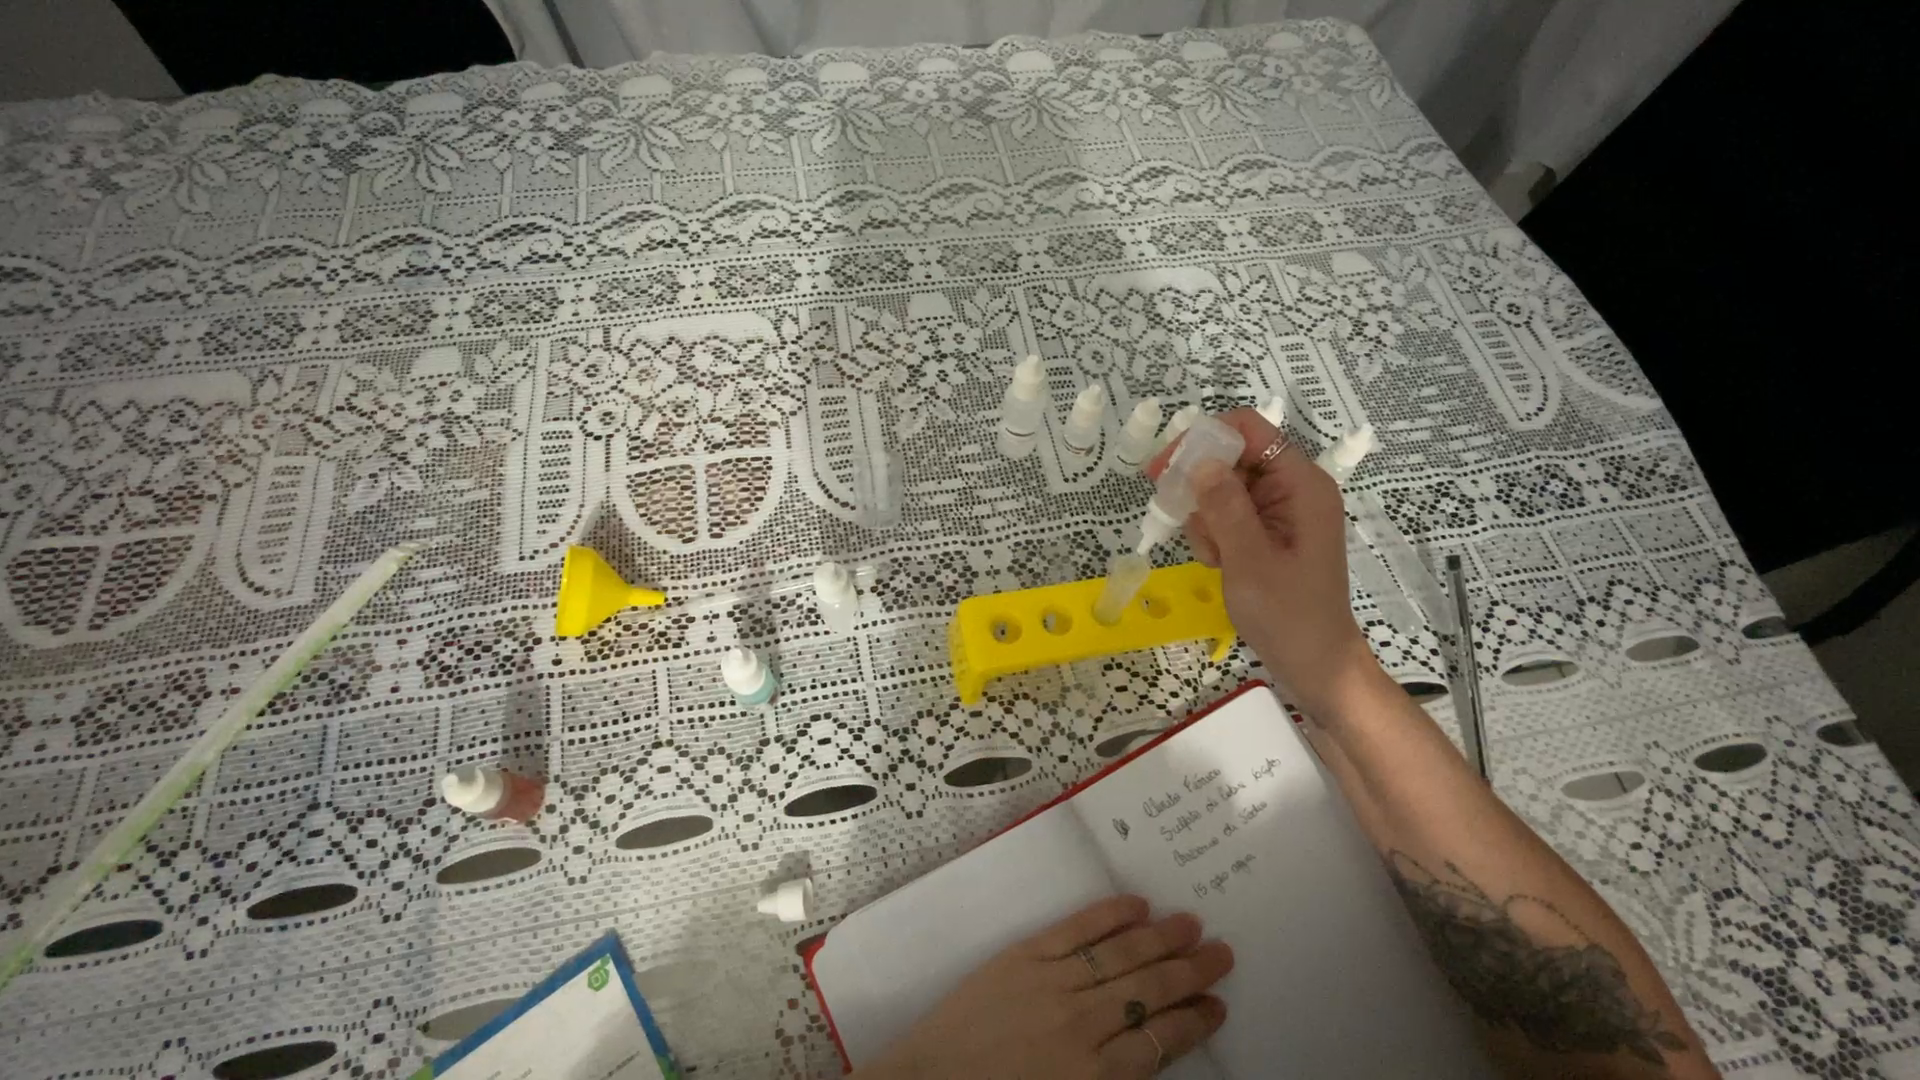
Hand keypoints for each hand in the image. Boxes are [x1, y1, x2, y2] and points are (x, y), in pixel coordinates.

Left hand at [855, 895, 1231, 1079]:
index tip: (1218, 1005)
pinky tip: (1136, 904)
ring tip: (1192, 925)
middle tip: (1222, 954)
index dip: (1194, 1023)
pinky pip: (1074, 930)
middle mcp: (1081, 1026)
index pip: (1160, 1044)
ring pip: (1120, 957)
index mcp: (1092, 1076)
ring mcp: (1051, 984)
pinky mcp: (1022, 957)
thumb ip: (1111, 1076)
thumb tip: (1150, 1048)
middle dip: (1191, 973)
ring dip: (1161, 940)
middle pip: (1149, 993)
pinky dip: (1108, 915)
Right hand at [1146, 408, 1377, 715]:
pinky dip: (1214, 533)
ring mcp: (1281, 511)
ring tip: (1214, 556)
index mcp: (1301, 484)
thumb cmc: (1288, 614)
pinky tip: (1219, 564)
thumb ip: (1225, 506)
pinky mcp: (1269, 532)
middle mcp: (1293, 489)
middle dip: (1201, 487)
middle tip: (1178, 518)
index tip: (1165, 468)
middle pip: (1232, 458)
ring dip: (1205, 517)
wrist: (1314, 663)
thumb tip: (1200, 460)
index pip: (1249, 431)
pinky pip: (1229, 513)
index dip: (1204, 439)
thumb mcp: (1249, 560)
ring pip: (1223, 487)